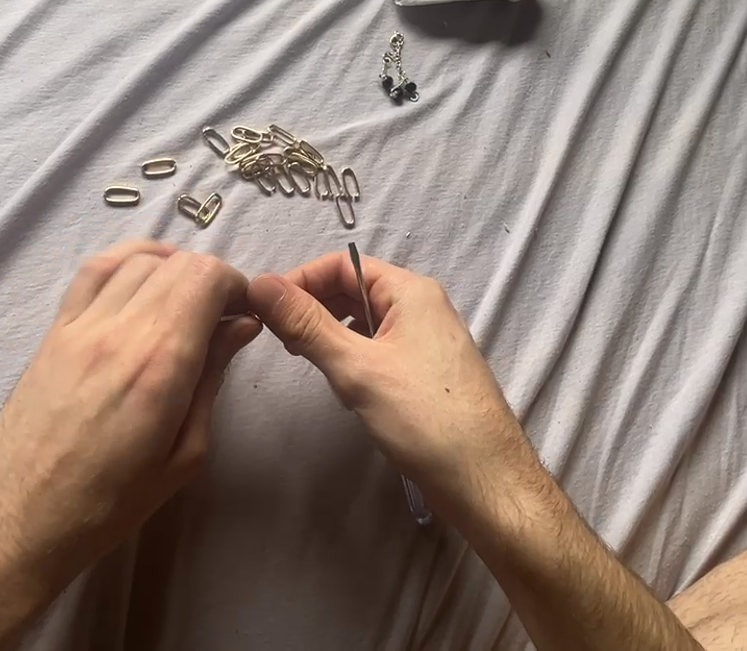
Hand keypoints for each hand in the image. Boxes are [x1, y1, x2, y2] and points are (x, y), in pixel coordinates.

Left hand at [0, 241, 261, 649]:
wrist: (17, 523)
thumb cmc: (111, 503)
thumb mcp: (185, 454)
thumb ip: (214, 377)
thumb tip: (242, 324)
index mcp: (162, 362)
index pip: (207, 277)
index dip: (237, 285)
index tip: (245, 312)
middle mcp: (122, 328)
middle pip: (179, 262)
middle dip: (212, 278)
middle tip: (221, 313)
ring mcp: (82, 323)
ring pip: (139, 258)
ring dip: (174, 268)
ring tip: (184, 300)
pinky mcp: (54, 328)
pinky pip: (95, 268)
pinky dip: (128, 259)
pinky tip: (143, 277)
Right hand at [249, 254, 702, 650]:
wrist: (487, 482)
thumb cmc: (422, 417)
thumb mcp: (357, 368)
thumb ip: (307, 324)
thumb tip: (259, 282)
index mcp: (410, 289)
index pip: (342, 263)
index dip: (300, 280)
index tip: (264, 309)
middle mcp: (422, 304)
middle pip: (355, 286)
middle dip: (314, 304)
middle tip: (277, 336)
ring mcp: (429, 337)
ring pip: (367, 316)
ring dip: (332, 328)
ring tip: (302, 355)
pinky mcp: (429, 369)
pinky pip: (382, 343)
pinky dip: (354, 350)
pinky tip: (341, 375)